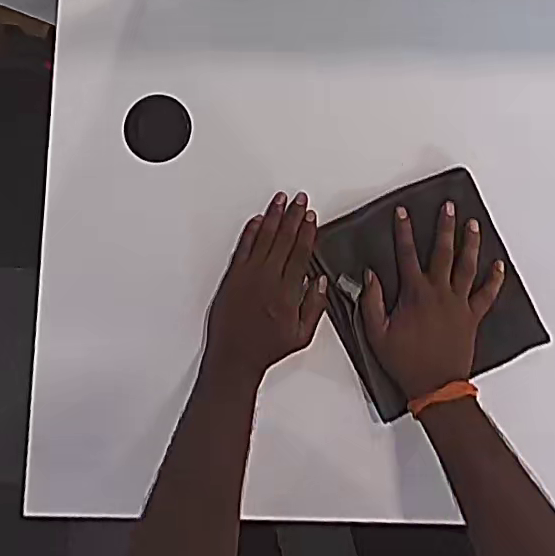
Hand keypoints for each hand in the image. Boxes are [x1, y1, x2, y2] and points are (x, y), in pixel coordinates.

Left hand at [202, 191, 327, 387]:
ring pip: (264, 237)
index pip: (300, 253)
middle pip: (284, 239)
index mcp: (286, 293)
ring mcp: (248, 274)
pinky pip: (243, 247)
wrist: (233, 356)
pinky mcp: (233, 275)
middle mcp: (267, 279)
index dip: (307, 232)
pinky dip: (251, 231)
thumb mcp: (301, 335)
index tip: (311, 217)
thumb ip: (314, 306)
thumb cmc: (265, 347)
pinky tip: (258, 219)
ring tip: (281, 200)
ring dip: (274, 215)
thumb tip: (321, 282)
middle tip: (300, 199)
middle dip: (293, 215)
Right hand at [362, 202, 506, 399]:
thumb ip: (371, 301)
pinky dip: (494, 280)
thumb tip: (370, 275)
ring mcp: (458, 304)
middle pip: (443, 252)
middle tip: (449, 207)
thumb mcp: (376, 332)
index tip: (403, 212)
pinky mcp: (472, 317)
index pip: (407, 253)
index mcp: (415, 293)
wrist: (436, 387)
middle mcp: (439, 293)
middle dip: (445, 227)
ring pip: (467, 267)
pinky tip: (499, 266)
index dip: (404, 231)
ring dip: (470, 244)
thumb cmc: (405, 361)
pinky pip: (486, 295)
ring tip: (473, 224)